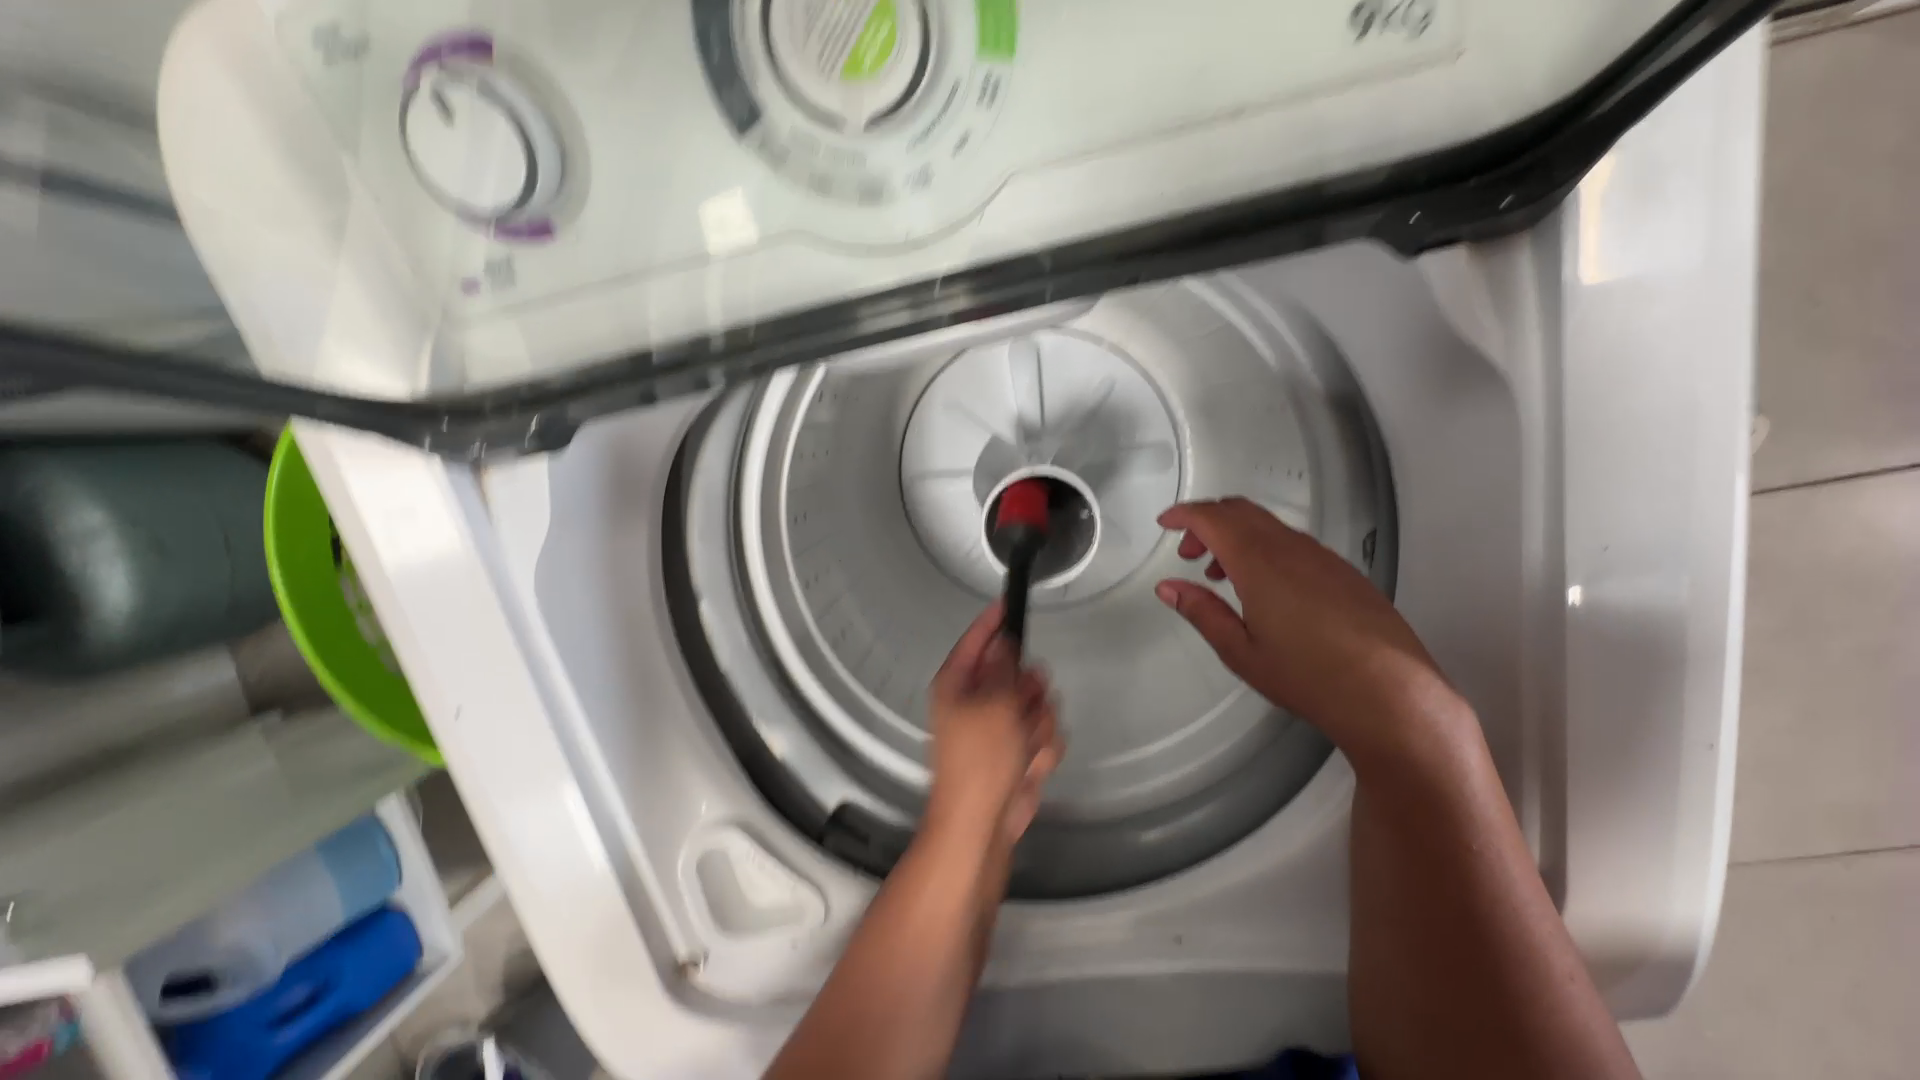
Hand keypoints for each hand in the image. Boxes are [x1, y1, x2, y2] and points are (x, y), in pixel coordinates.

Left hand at [925, 601, 1064, 847]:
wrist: (985, 822)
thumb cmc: (979, 762)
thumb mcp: (994, 704)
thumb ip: (1004, 669)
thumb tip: (1004, 643)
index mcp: (957, 685)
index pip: (976, 641)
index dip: (994, 621)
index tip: (1009, 601)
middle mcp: (977, 701)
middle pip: (1017, 673)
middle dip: (1030, 690)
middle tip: (1028, 703)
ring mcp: (1000, 728)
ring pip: (1038, 705)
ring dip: (1038, 725)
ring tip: (1024, 745)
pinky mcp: (1019, 751)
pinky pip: (1045, 734)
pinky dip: (1042, 749)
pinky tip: (1029, 763)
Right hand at [1155, 498, 1462, 760]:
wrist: (1391, 692)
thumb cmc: (1309, 676)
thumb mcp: (1240, 651)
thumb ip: (1202, 612)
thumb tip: (1169, 587)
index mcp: (1259, 562)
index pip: (1213, 517)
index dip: (1184, 514)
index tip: (1165, 522)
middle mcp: (1292, 548)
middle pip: (1242, 511)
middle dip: (1208, 522)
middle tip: (1188, 552)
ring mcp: (1323, 557)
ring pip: (1269, 526)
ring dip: (1238, 537)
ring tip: (1223, 576)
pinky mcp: (1345, 572)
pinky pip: (1294, 543)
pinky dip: (1266, 549)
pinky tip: (1266, 590)